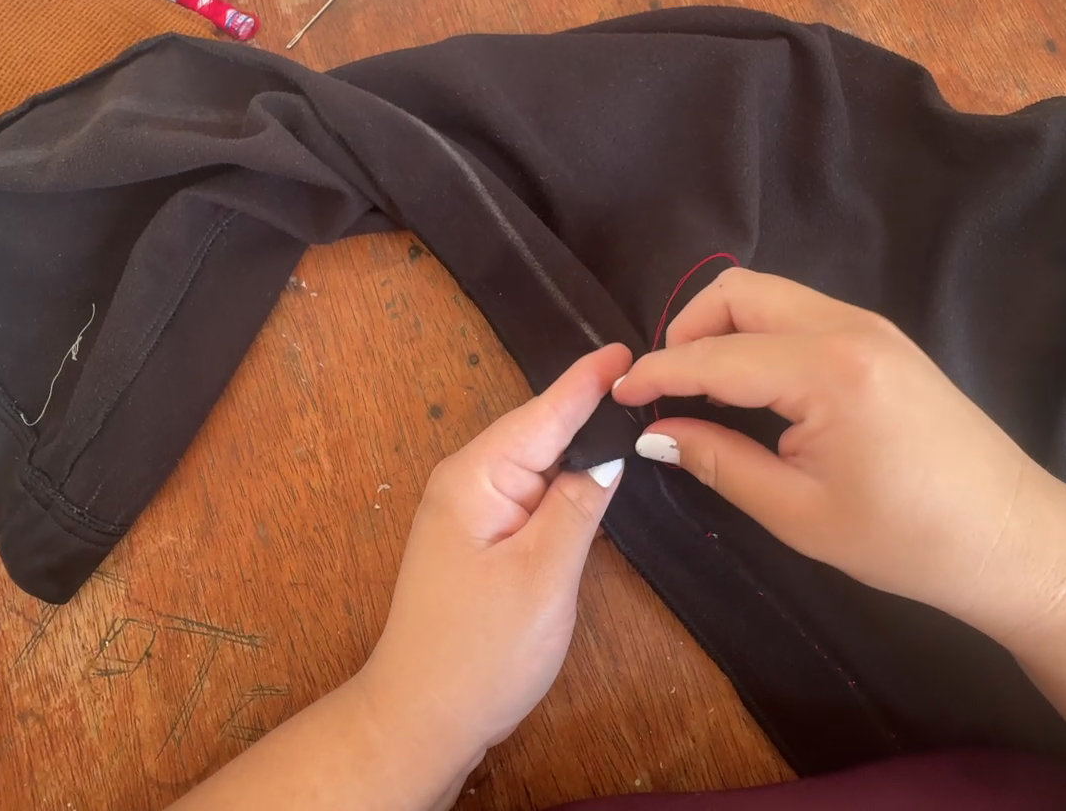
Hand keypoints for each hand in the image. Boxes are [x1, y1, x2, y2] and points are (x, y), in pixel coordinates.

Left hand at [356, 344, 631, 772]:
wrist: (422, 718)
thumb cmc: (480, 650)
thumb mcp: (542, 576)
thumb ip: (578, 507)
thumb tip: (609, 455)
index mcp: (476, 476)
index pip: (542, 414)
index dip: (585, 381)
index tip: (624, 348)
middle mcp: (469, 479)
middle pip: (539, 431)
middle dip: (587, 406)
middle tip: (644, 381)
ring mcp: (473, 507)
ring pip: (538, 462)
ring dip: (578, 443)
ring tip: (627, 412)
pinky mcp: (483, 533)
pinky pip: (531, 492)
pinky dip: (564, 480)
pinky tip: (591, 471)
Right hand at [611, 268, 1065, 636]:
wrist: (1019, 542)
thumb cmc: (907, 540)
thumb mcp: (797, 513)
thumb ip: (717, 460)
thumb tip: (653, 432)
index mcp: (827, 371)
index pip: (714, 355)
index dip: (656, 372)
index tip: (617, 392)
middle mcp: (846, 327)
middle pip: (737, 291)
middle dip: (687, 329)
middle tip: (667, 385)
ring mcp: (867, 325)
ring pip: (765, 294)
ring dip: (720, 327)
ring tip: (702, 385)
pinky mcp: (877, 337)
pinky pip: (794, 311)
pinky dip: (754, 333)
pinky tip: (750, 382)